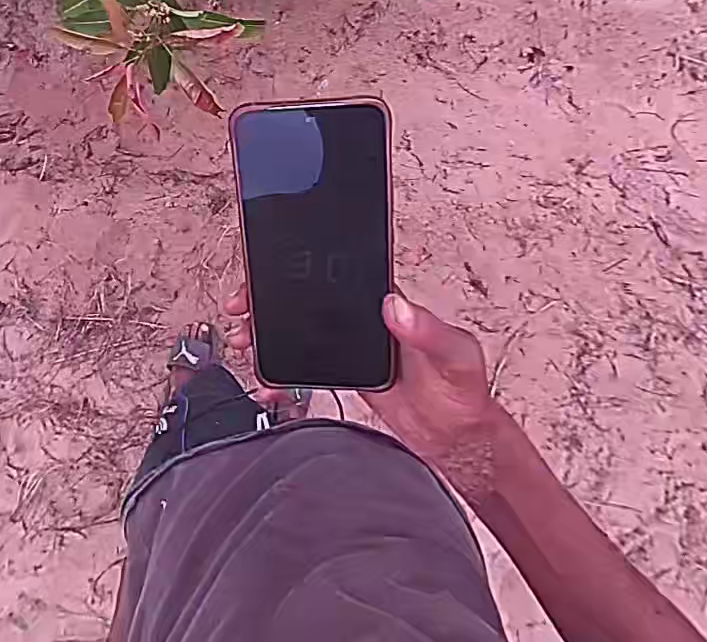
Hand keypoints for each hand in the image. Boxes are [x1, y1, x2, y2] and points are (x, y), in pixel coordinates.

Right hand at [222, 286, 507, 499]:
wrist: (458, 437)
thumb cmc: (462, 389)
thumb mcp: (454, 354)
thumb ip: (428, 329)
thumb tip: (396, 305)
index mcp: (385, 300)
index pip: (334, 273)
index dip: (297, 270)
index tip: (269, 275)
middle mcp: (363, 316)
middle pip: (305, 297)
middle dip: (268, 298)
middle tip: (243, 307)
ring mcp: (350, 343)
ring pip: (297, 328)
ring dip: (267, 332)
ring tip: (246, 341)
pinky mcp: (343, 370)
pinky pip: (303, 365)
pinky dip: (281, 373)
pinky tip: (269, 384)